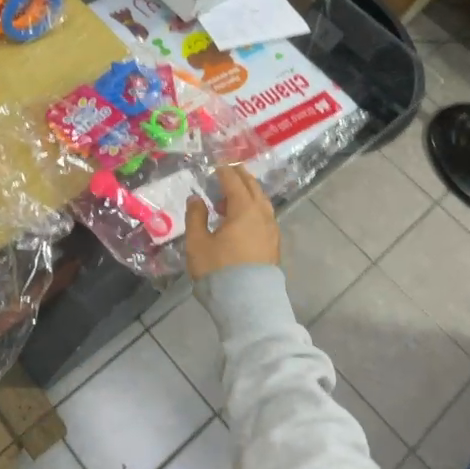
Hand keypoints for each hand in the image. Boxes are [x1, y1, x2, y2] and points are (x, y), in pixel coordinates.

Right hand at [184, 165, 279, 280]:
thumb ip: (196, 216)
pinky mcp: (273, 246)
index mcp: (244, 210)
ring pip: (262, 204)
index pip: (234, 183)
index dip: (224, 171)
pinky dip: (254, 209)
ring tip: (233, 197)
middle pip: (254, 189)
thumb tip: (197, 199)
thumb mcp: (198, 242)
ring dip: (249, 194)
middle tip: (230, 171)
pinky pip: (264, 217)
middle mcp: (262, 216)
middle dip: (242, 177)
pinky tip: (243, 218)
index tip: (216, 165)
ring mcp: (271, 232)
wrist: (247, 303)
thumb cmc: (218, 269)